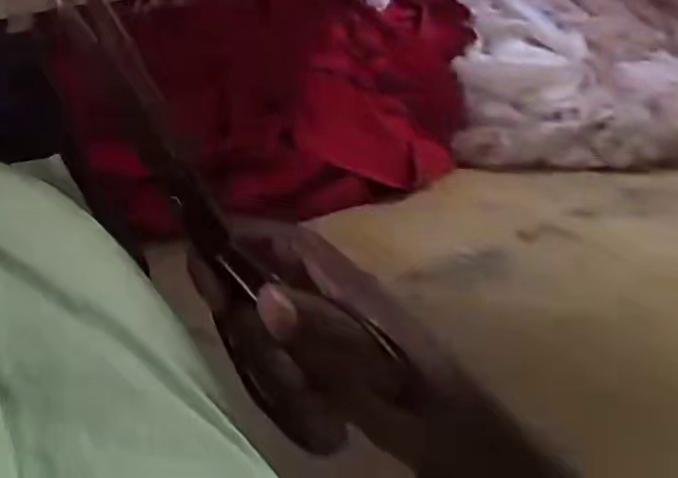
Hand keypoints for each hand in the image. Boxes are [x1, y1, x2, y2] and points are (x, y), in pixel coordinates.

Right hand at [191, 220, 573, 476]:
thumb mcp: (380, 361)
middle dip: (252, 333)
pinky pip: (269, 361)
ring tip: (312, 401)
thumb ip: (323, 328)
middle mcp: (305, 284)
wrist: (468, 444)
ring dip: (270, 369)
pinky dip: (284, 392)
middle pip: (242, 285)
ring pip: (252, 328)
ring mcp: (305, 322)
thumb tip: (265, 298)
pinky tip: (319, 416)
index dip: (222, 248)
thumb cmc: (425, 391)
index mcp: (322, 266)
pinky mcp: (307, 357)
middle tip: (284, 370)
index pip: (255, 233)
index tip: (210, 288)